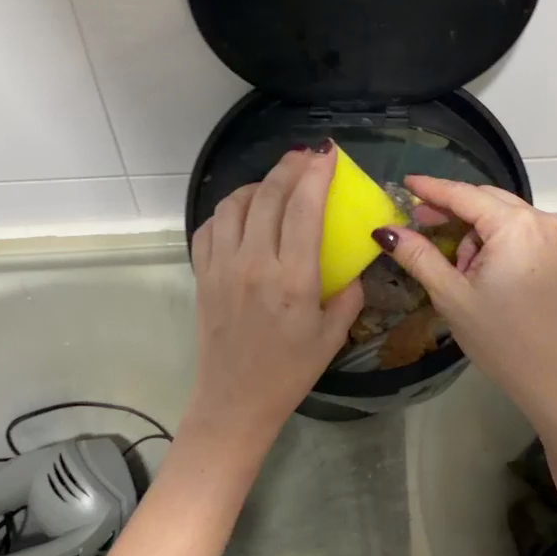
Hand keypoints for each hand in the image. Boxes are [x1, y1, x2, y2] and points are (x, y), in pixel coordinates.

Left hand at [186, 142, 364, 448]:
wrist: (235, 400)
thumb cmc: (290, 372)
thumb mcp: (332, 336)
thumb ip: (349, 295)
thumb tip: (354, 265)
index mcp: (292, 279)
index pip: (304, 209)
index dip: (317, 174)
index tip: (328, 155)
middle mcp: (254, 264)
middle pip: (268, 195)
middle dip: (289, 167)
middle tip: (305, 157)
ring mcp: (222, 267)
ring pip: (234, 204)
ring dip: (257, 185)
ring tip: (275, 186)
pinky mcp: (202, 275)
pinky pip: (210, 227)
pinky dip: (227, 212)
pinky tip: (243, 216)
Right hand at [371, 176, 556, 419]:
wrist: (551, 376)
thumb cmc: (499, 336)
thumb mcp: (451, 295)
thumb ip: (418, 256)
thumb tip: (384, 231)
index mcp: (515, 225)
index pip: (464, 194)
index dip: (432, 188)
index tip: (405, 183)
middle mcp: (539, 220)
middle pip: (484, 199)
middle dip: (450, 208)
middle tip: (416, 221)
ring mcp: (551, 237)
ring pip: (499, 215)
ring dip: (470, 228)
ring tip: (451, 264)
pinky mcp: (554, 255)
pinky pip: (514, 231)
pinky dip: (489, 239)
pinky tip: (472, 265)